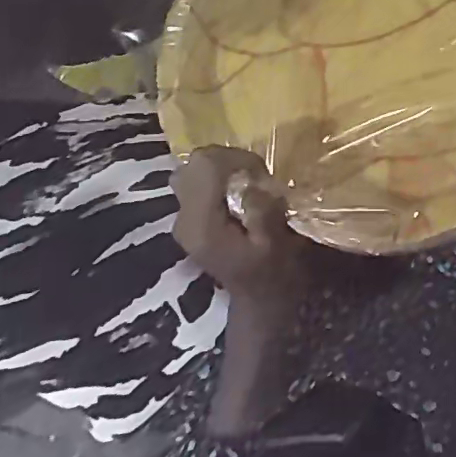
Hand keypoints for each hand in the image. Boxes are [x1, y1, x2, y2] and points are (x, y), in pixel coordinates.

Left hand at [172, 146, 310, 308]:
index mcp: (203, 226)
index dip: (236, 158)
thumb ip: (264, 211)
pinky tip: (233, 189)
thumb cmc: (270, 271)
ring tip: (243, 177)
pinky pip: (192, 180)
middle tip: (254, 172)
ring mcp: (180, 218)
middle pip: (194, 164)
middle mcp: (184, 219)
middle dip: (227, 158)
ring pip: (190, 169)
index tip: (262, 170)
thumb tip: (254, 184)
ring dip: (219, 165)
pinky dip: (213, 175)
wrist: (255, 298)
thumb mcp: (275, 243)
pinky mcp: (184, 217)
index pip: (207, 169)